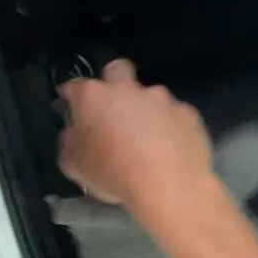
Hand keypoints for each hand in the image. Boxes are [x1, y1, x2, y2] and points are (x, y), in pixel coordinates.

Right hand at [58, 59, 213, 210]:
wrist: (169, 188)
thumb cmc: (112, 173)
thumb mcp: (72, 163)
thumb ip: (69, 139)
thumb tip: (74, 130)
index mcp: (92, 97)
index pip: (72, 86)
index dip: (69, 97)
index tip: (69, 110)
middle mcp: (126, 89)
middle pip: (116, 69)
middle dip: (112, 81)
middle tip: (111, 107)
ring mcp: (161, 99)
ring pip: (149, 95)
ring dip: (143, 109)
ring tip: (146, 137)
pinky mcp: (188, 113)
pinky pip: (173, 114)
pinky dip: (168, 125)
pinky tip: (168, 147)